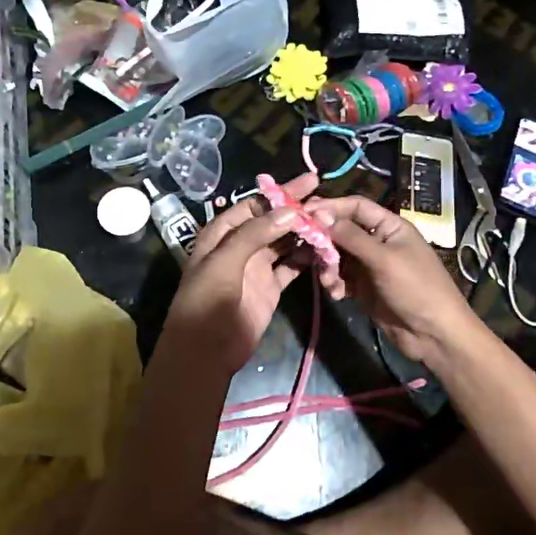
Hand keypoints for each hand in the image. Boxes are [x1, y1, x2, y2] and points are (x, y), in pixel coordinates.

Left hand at [167, 172, 320, 374]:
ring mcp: (257, 267)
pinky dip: (307, 259)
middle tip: (327, 202)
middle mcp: (241, 245)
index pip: (255, 205)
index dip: (280, 193)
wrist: (204, 352)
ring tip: (331, 224)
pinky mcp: (270, 288)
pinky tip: (325, 250)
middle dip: (298, 211)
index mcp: (223, 233)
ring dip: (305, 234)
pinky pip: (291, 267)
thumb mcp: (224, 262)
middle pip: (273, 221)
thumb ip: (255, 234)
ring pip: (285, 243)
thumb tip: (290, 211)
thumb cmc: (205, 302)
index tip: (309, 182)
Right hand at [307, 195, 482, 363]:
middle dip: (325, 240)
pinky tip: (337, 294)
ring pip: (338, 256)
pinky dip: (336, 284)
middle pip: (343, 231)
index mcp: (390, 226)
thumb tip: (321, 214)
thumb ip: (352, 236)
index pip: (356, 207)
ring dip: (328, 266)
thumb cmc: (416, 288)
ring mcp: (371, 266)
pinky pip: (342, 278)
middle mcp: (378, 241)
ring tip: (329, 280)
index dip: (331, 207)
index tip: (305, 213)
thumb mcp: (384, 259)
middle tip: (307, 248)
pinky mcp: (365, 288)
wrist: (434, 335)